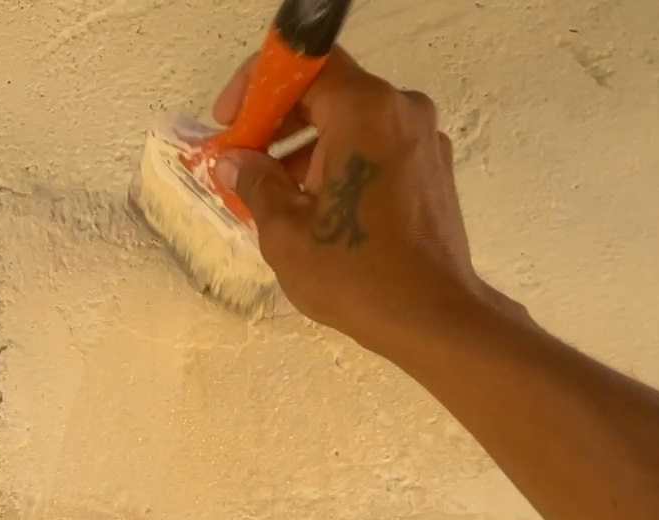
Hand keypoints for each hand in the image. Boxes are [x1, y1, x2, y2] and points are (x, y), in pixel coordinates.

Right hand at [213, 49, 514, 351]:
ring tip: (272, 200)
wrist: (428, 315)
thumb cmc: (352, 273)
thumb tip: (234, 161)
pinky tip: (312, 211)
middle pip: (328, 93)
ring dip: (303, 152)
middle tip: (241, 165)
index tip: (229, 121)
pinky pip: (372, 149)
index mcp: (365, 113)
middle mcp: (400, 111)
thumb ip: (255, 185)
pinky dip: (335, 166)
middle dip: (277, 124)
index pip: (307, 65)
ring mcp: (421, 139)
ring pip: (349, 125)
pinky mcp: (429, 168)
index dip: (259, 85)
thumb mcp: (285, 232)